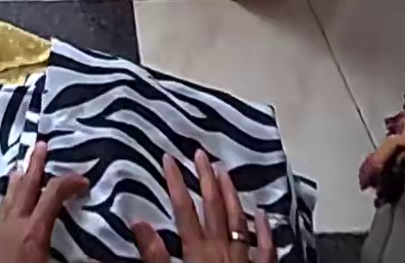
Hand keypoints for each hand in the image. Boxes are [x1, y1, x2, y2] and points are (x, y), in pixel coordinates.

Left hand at [0, 141, 87, 262]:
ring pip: (5, 202)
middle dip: (34, 166)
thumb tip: (102, 259)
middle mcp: (11, 227)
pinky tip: (2, 216)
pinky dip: (3, 210)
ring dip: (15, 185)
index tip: (83, 180)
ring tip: (18, 169)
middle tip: (41, 145)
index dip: (69, 183)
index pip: (53, 196)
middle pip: (25, 188)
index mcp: (33, 234)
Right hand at [130, 149, 274, 262]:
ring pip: (239, 219)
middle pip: (213, 206)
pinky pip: (266, 249)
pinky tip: (263, 213)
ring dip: (231, 193)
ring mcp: (245, 261)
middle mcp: (222, 250)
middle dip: (206, 177)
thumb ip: (155, 257)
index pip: (184, 209)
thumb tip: (138, 221)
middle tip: (200, 152)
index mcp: (198, 252)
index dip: (176, 181)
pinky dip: (265, 229)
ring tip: (224, 170)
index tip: (168, 157)